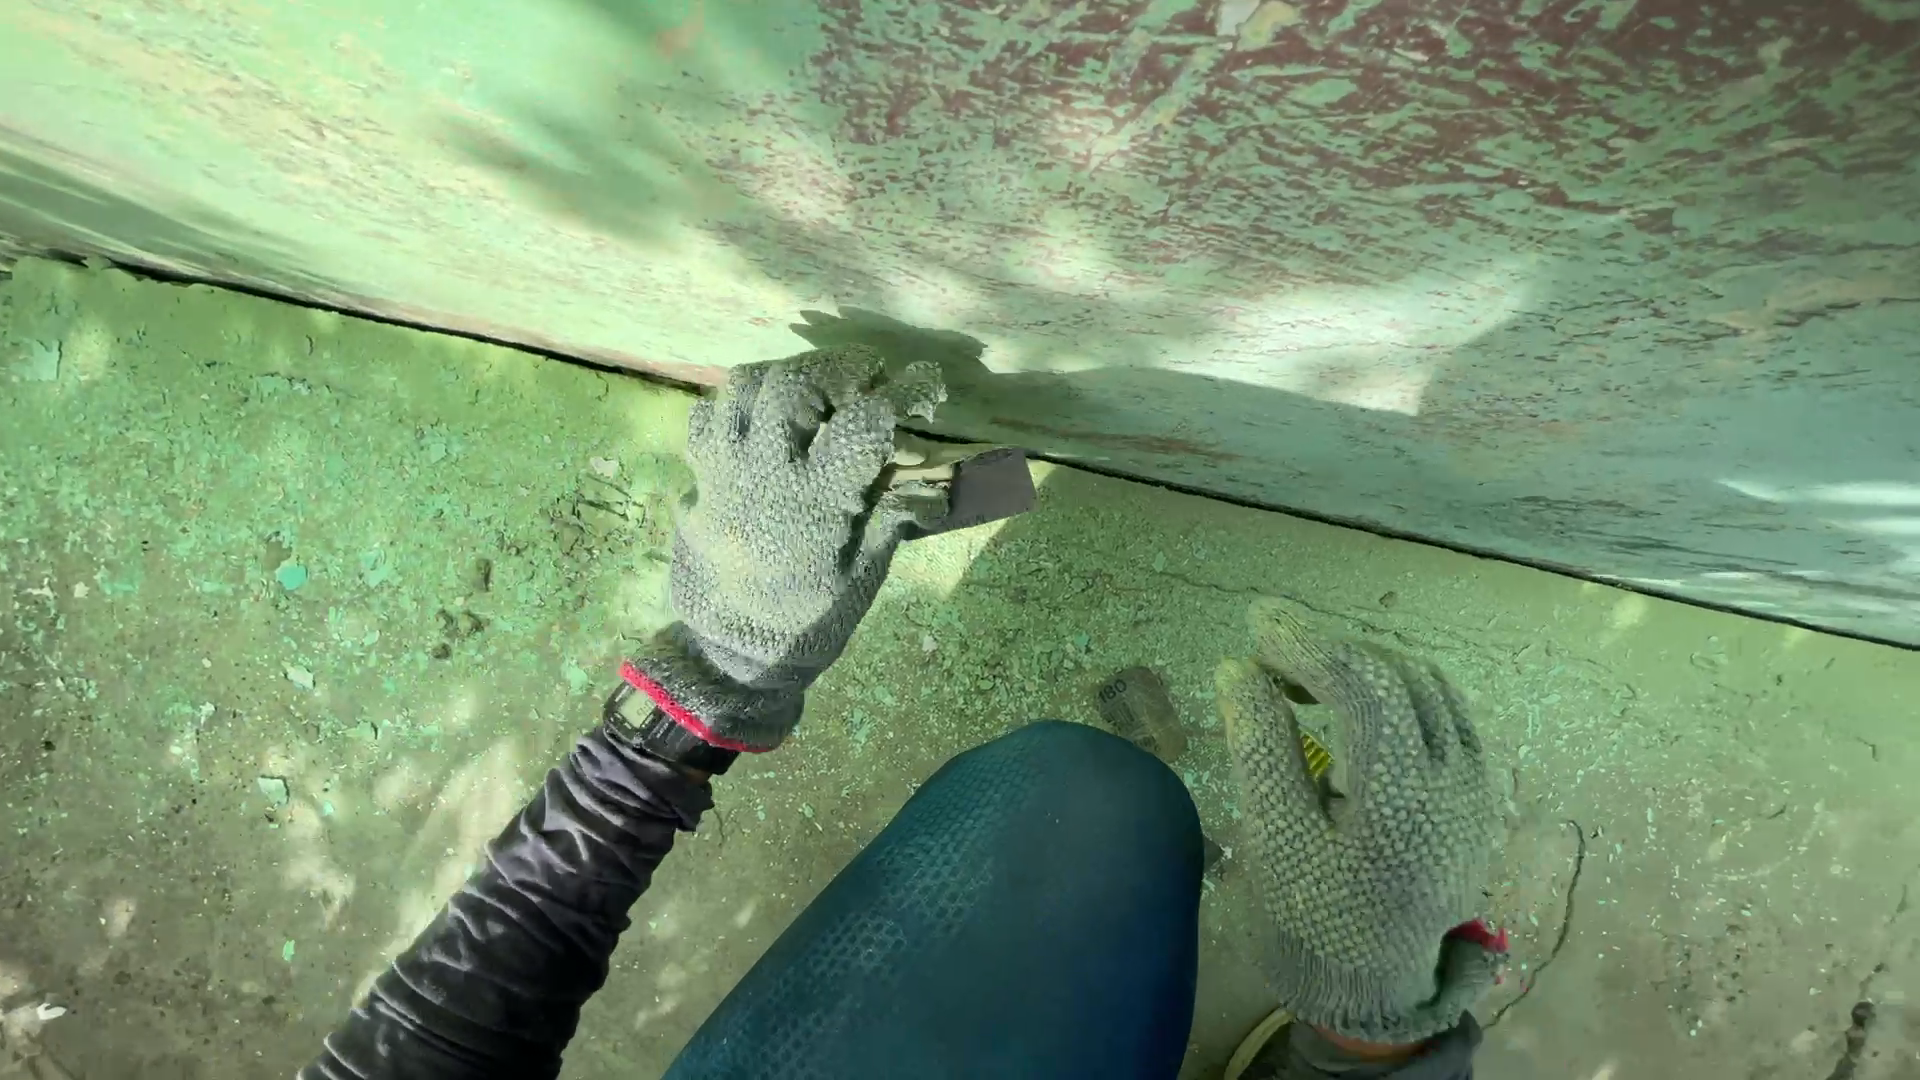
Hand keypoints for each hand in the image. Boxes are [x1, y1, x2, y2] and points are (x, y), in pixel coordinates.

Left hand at [628, 347, 945, 751]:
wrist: (733, 653)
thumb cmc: (811, 621)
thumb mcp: (864, 573)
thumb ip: (891, 512)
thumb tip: (925, 474)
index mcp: (816, 503)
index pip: (865, 423)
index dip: (905, 391)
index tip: (928, 383)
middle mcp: (764, 476)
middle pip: (793, 384)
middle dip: (841, 366)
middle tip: (868, 376)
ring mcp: (723, 474)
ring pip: (742, 388)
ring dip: (788, 373)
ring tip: (817, 385)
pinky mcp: (698, 480)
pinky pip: (708, 417)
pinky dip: (739, 403)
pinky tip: (765, 418)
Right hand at [1215, 597, 1501, 1043]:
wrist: (1372, 982)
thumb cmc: (1311, 916)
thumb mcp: (1273, 840)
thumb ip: (1259, 749)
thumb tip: (1237, 668)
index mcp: (1405, 809)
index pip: (1368, 690)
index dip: (1308, 644)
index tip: (1255, 624)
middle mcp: (1459, 789)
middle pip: (1398, 676)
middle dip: (1327, 644)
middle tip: (1264, 639)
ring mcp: (1477, 787)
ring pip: (1423, 683)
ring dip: (1357, 660)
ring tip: (1294, 665)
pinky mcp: (1477, 789)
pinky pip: (1440, 707)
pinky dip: (1387, 683)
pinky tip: (1344, 691)